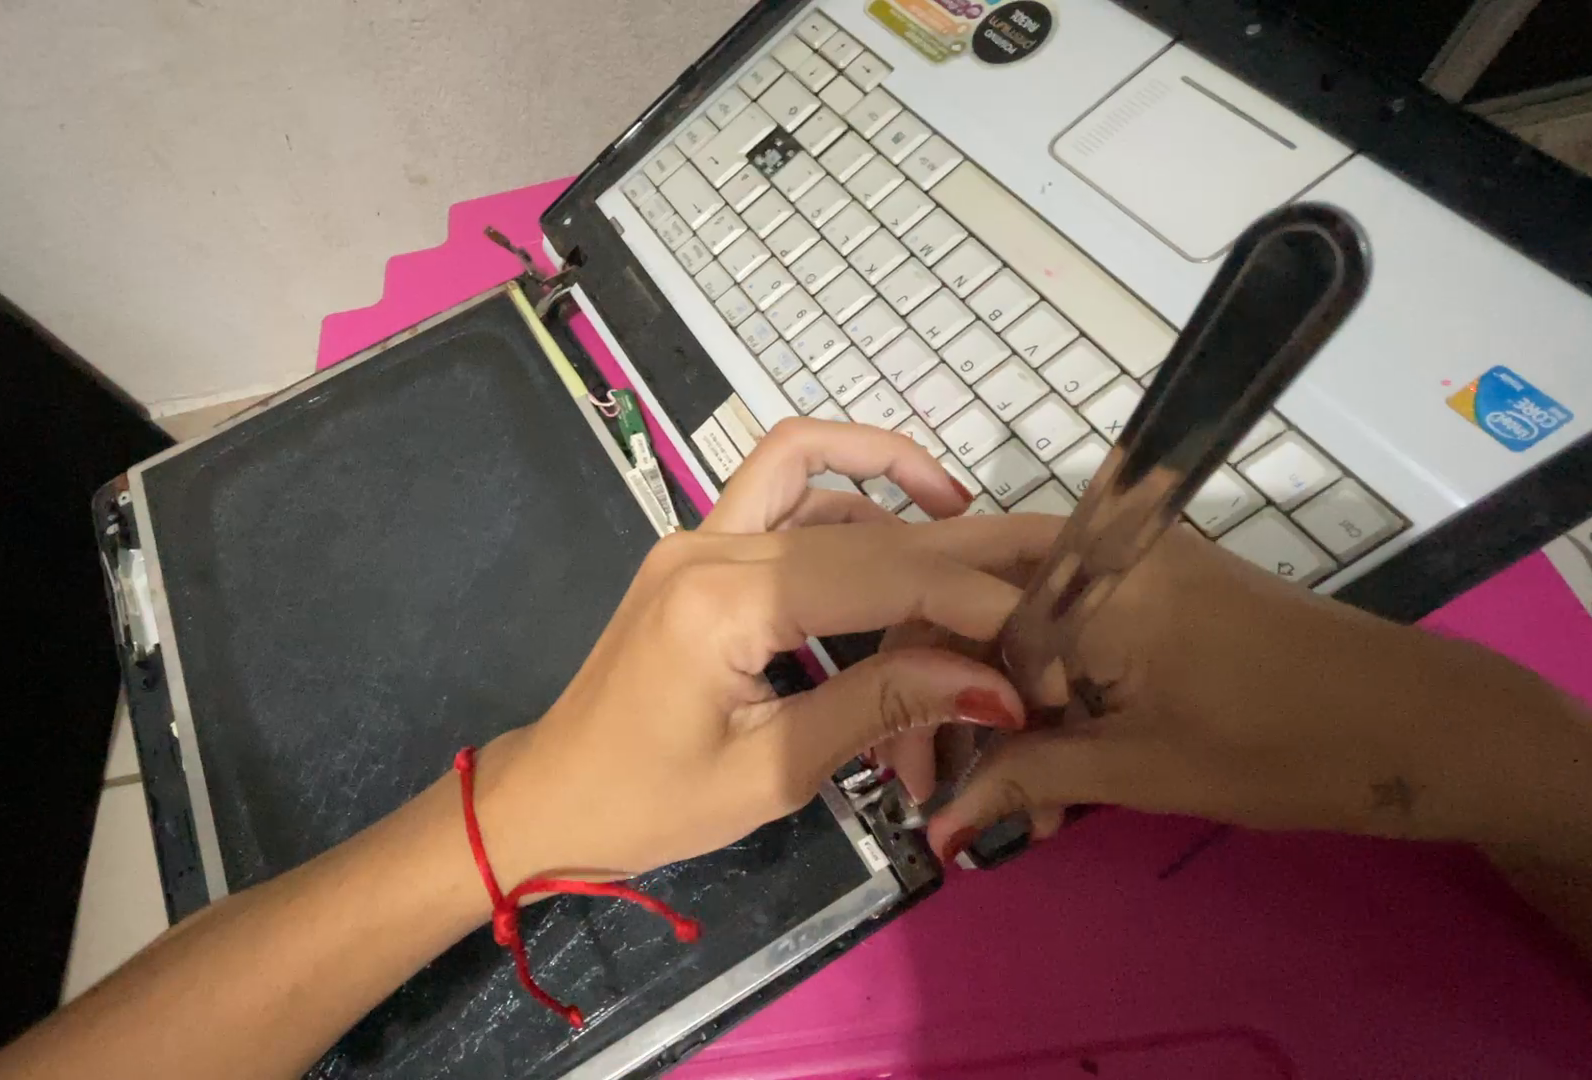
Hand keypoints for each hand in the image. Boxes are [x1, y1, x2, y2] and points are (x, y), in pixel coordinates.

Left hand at [468, 418, 1026, 882]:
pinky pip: (774, 502)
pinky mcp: (692, 556)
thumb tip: (991, 680)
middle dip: (949, 533)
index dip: (965, 590)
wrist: (553, 792)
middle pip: (850, 515)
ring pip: (801, 466)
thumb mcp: (773, 770)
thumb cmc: (649, 803)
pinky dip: (838, 507)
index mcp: (721, 602)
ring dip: (886, 486)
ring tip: (959, 532)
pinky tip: (884, 545)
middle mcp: (705, 545)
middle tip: (1032, 545)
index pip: (873, 570)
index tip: (1037, 622)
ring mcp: (692, 541)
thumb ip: (879, 707)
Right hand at [897, 517, 1591, 867]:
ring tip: (994, 788)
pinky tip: (1040, 756)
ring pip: (1002, 620)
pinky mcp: (1132, 583)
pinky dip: (1034, 686)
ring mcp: (1110, 559)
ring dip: (989, 699)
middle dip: (941, 696)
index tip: (902, 769)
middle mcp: (1086, 546)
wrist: (1433, 725)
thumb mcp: (1140, 768)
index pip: (947, 615)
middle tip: (930, 778)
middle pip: (966, 609)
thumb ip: (1023, 778)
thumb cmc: (1288, 746)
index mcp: (1085, 577)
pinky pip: (1049, 623)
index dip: (911, 692)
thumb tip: (934, 832)